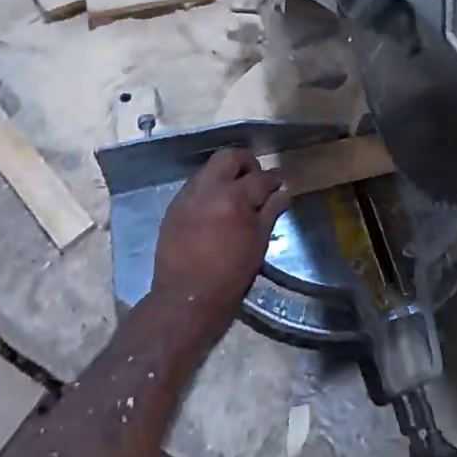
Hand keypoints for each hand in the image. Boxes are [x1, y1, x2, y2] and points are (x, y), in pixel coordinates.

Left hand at [148, 149, 289, 344]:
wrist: (186, 298)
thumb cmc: (231, 273)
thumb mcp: (258, 242)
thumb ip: (270, 211)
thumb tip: (282, 193)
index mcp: (234, 198)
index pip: (261, 177)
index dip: (274, 179)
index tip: (279, 184)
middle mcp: (208, 190)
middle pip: (229, 157)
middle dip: (247, 163)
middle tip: (256, 179)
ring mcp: (187, 197)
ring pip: (209, 169)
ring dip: (226, 174)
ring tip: (235, 194)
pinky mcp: (173, 208)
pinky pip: (195, 186)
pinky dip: (209, 189)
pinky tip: (216, 208)